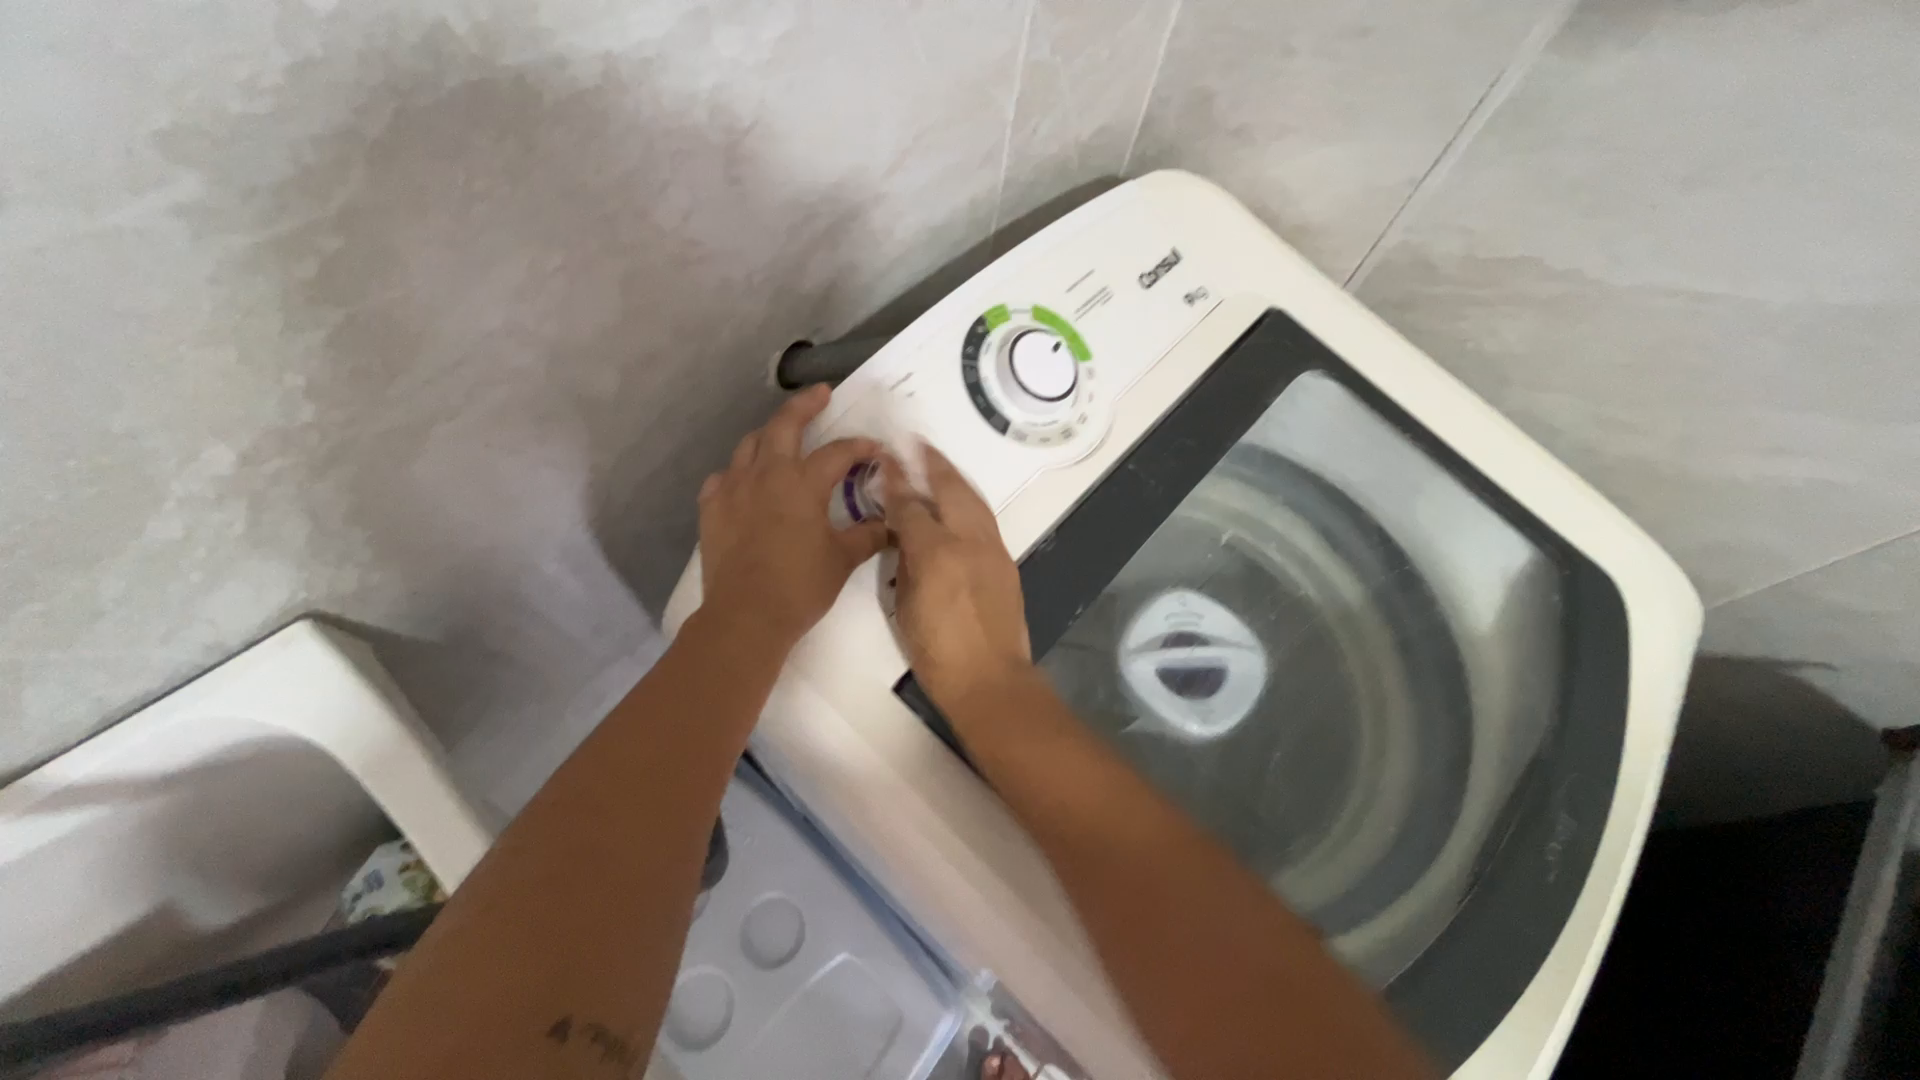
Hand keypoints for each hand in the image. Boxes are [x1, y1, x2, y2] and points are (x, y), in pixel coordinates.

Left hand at [697, 385, 886, 645]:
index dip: (861, 447)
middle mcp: (767, 474)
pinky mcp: (712, 507)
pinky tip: (746, 483)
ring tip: (781, 436)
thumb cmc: (801, 586)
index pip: (838, 452)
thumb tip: (891, 525)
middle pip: (784, 424)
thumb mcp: (843, 560)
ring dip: (769, 435)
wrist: (746, 615)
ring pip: (749, 445)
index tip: (876, 451)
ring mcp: (733, 488)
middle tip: (821, 394)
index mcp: (803, 483)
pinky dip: (739, 472)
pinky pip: (724, 476)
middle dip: (805, 405)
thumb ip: (868, 535)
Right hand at [882, 446, 1033, 713]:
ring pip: (973, 499)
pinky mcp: (1006, 562)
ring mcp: (993, 550)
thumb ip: (905, 563)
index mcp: (936, 554)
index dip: (894, 483)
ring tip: (935, 462)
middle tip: (914, 443)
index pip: (910, 507)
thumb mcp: (905, 607)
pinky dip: (968, 501)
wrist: (991, 681)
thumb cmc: (937, 654)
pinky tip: (957, 501)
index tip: (883, 462)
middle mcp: (968, 542)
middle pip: (949, 488)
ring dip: (953, 477)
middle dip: (930, 463)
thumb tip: (906, 536)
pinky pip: (984, 519)